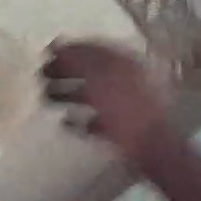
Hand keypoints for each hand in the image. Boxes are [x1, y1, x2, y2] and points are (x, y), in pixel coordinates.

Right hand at [41, 40, 176, 167]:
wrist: (158, 155)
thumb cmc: (128, 113)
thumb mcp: (98, 79)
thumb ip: (79, 60)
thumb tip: (57, 45)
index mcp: (125, 64)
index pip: (92, 48)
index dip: (67, 48)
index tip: (45, 52)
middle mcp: (129, 81)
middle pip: (92, 70)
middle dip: (65, 71)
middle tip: (42, 74)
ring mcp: (131, 106)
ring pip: (95, 94)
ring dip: (70, 94)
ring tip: (47, 97)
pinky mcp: (130, 131)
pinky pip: (101, 118)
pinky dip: (83, 118)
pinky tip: (68, 122)